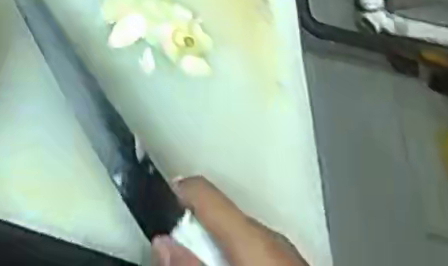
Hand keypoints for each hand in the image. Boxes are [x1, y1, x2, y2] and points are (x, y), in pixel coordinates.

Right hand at [154, 176, 307, 265]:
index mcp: (252, 235)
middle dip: (196, 234)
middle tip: (178, 257)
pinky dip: (243, 263)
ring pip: (243, 241)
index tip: (154, 210)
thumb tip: (163, 243)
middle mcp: (273, 239)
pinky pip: (263, 259)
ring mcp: (293, 259)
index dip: (172, 195)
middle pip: (220, 217)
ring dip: (220, 253)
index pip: (200, 189)